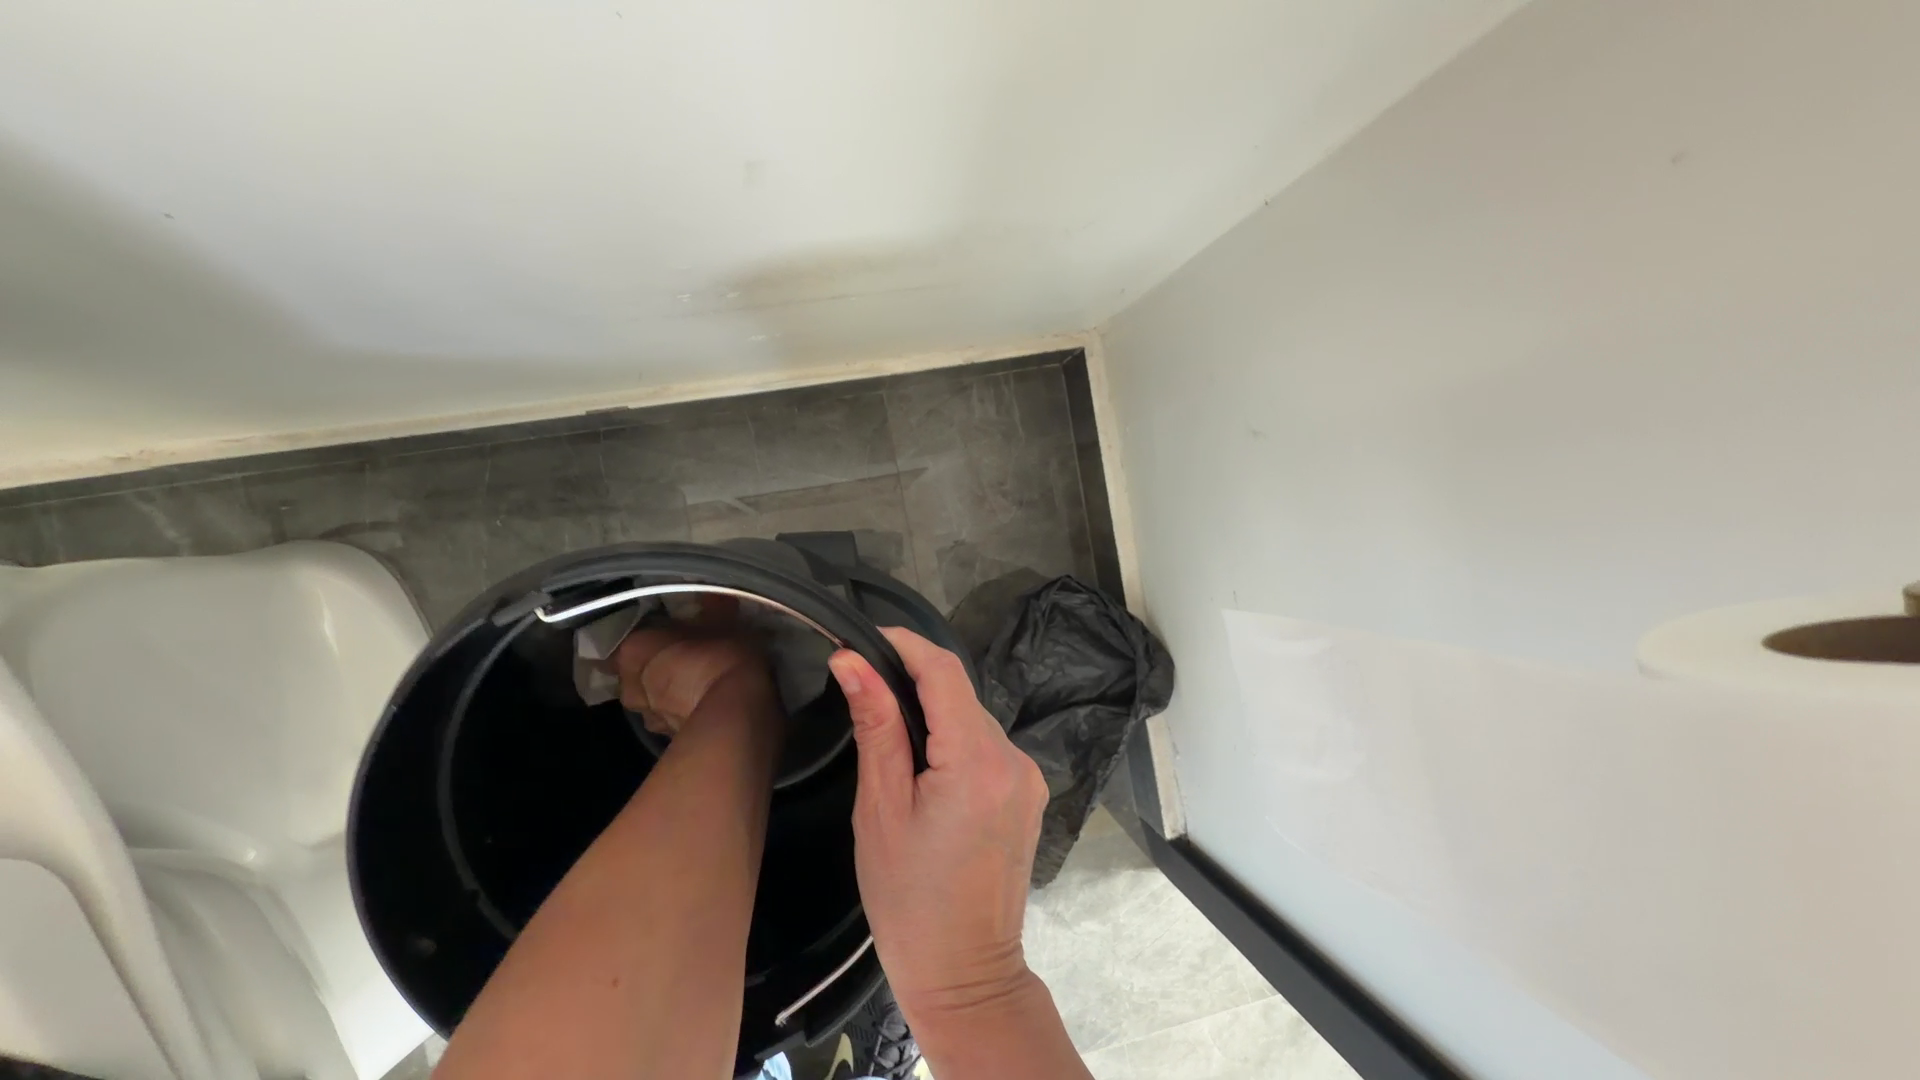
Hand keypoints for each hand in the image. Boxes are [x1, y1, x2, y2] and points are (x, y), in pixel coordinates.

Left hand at [614, 597, 774, 735]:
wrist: (736, 717)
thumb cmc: (722, 659)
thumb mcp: (724, 622)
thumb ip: (713, 609)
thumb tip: (713, 596)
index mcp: (634, 649)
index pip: (628, 639)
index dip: (646, 637)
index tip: (664, 634)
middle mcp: (631, 686)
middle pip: (635, 673)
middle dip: (654, 668)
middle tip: (681, 659)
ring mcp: (648, 718)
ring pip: (652, 700)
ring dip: (667, 695)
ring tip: (695, 687)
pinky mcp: (668, 742)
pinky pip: (672, 720)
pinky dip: (683, 714)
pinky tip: (705, 708)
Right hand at [826, 627, 1048, 1022]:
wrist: (966, 974)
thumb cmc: (909, 901)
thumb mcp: (880, 809)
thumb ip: (875, 726)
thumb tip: (851, 660)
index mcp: (976, 761)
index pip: (943, 671)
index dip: (904, 644)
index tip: (864, 638)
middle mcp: (1014, 759)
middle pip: (960, 694)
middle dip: (913, 684)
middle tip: (862, 691)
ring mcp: (1028, 777)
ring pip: (973, 719)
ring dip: (934, 716)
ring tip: (889, 744)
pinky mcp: (1030, 794)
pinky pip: (987, 747)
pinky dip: (955, 742)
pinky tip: (926, 772)